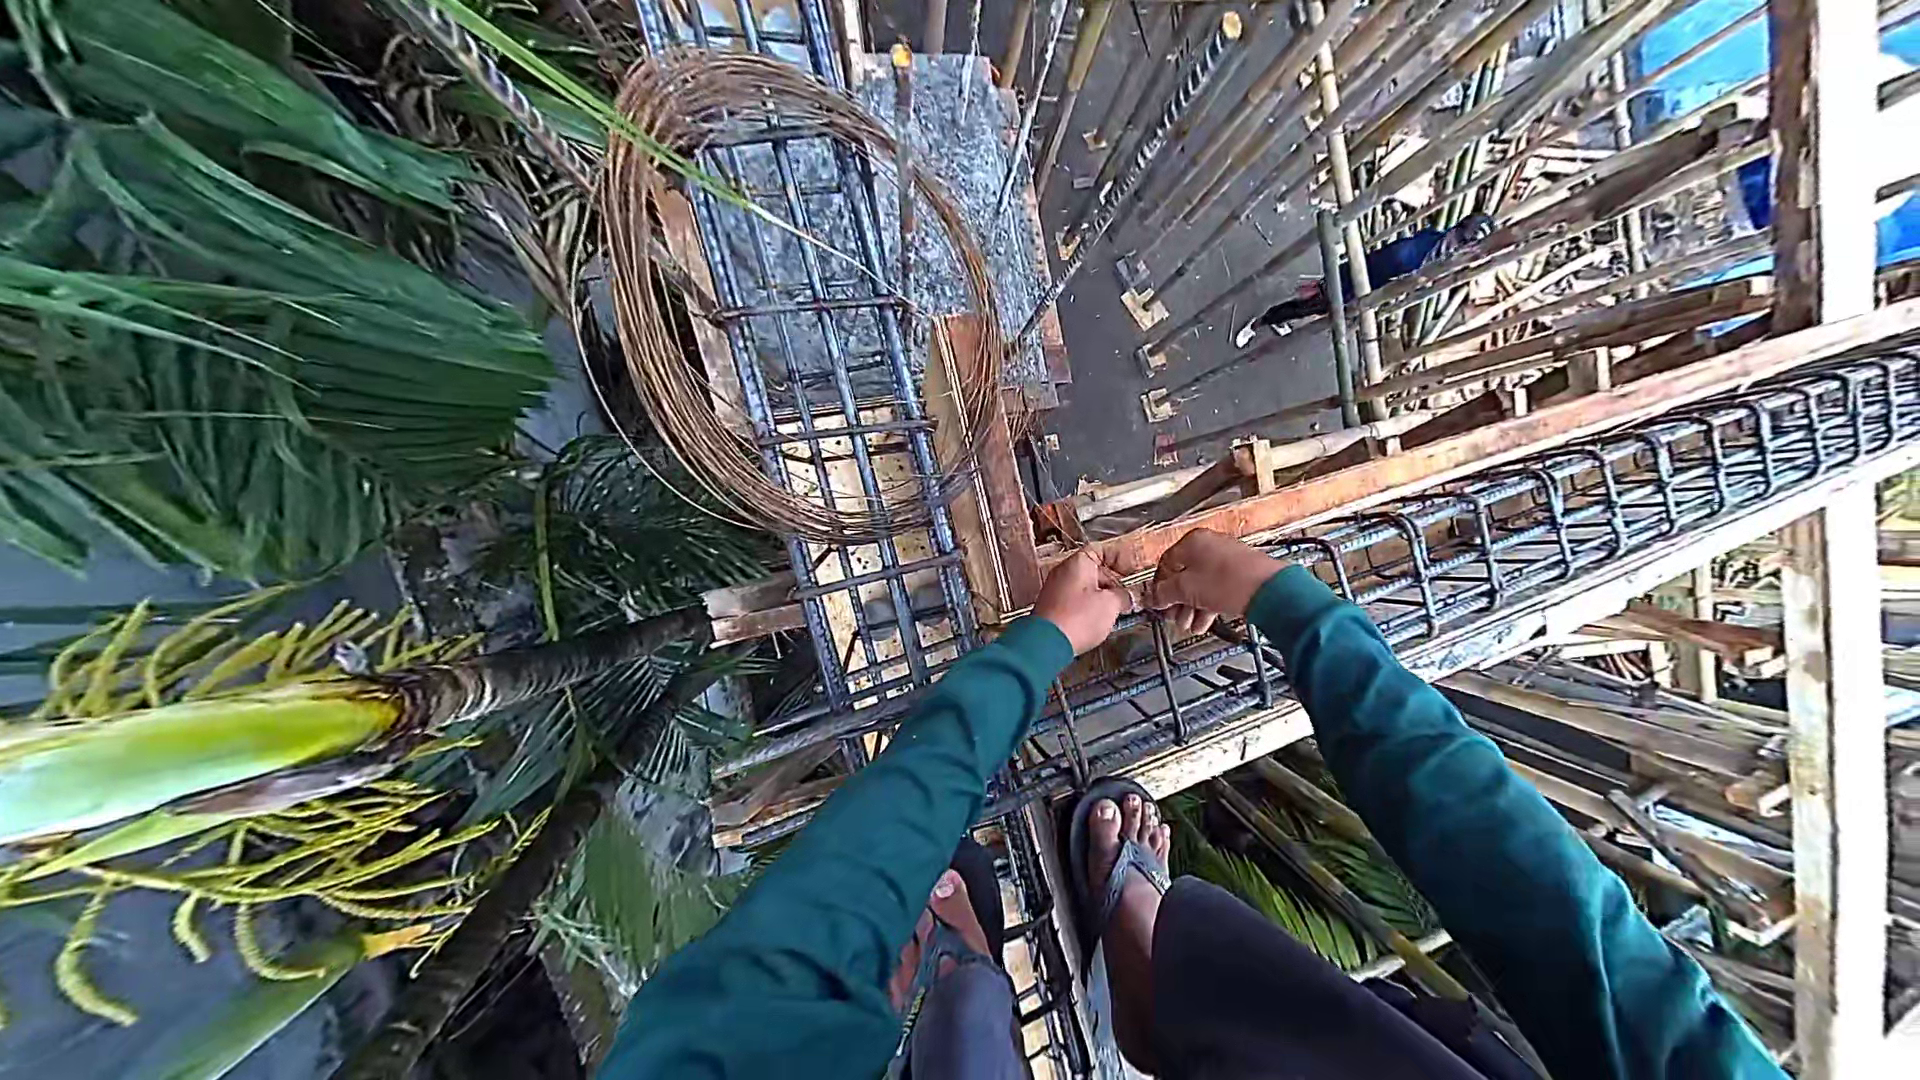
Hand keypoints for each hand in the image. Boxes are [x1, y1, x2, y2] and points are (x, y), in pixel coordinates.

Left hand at [1032, 546, 1133, 654]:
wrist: (1048, 643)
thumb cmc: (1076, 619)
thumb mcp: (1111, 604)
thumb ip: (1123, 596)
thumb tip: (1127, 596)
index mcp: (1077, 563)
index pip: (1101, 550)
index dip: (1119, 559)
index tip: (1130, 571)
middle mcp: (1063, 572)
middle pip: (1094, 570)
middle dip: (1113, 583)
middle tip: (1126, 596)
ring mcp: (1056, 590)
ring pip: (1085, 588)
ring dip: (1101, 598)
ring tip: (1114, 611)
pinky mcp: (1053, 608)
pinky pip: (1075, 602)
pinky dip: (1088, 608)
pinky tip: (1097, 622)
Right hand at [1147, 529, 1279, 628]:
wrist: (1269, 590)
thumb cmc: (1230, 581)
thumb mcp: (1185, 590)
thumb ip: (1164, 593)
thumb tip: (1153, 597)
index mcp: (1192, 541)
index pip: (1165, 564)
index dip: (1159, 587)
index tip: (1157, 602)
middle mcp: (1210, 545)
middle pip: (1184, 575)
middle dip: (1177, 600)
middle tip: (1173, 616)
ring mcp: (1227, 558)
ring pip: (1201, 584)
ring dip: (1192, 606)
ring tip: (1189, 623)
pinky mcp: (1241, 572)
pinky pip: (1217, 587)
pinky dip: (1208, 604)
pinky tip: (1204, 621)